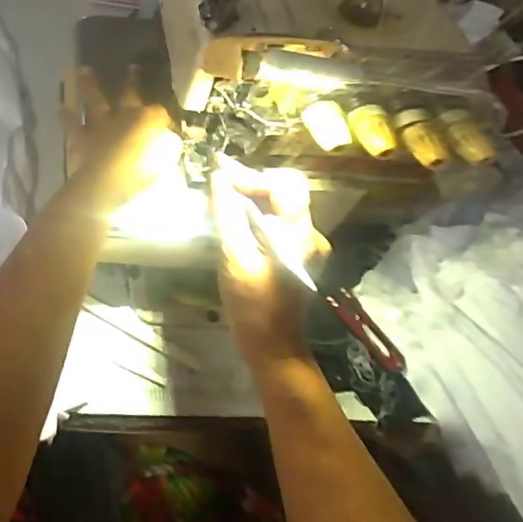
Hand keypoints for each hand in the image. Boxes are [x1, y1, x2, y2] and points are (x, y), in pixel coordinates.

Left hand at [63, 66, 174, 213]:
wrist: (107, 181)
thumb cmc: (141, 172)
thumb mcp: (164, 160)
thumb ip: (166, 146)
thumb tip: (168, 139)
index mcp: (147, 122)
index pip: (159, 112)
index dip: (163, 114)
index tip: (166, 118)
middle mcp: (123, 117)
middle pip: (128, 94)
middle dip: (131, 81)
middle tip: (131, 66)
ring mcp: (100, 125)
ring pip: (94, 100)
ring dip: (89, 85)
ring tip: (82, 70)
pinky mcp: (81, 138)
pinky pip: (71, 125)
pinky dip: (66, 117)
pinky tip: (59, 108)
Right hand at [210, 156, 329, 372]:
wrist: (272, 346)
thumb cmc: (253, 305)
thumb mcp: (234, 257)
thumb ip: (228, 215)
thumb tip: (219, 178)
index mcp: (299, 234)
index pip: (286, 185)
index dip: (253, 176)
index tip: (221, 175)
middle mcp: (308, 233)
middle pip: (281, 190)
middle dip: (247, 181)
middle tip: (214, 178)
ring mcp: (302, 243)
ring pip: (275, 204)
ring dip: (247, 195)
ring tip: (216, 195)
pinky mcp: (291, 251)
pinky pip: (272, 220)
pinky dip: (250, 212)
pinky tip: (228, 216)